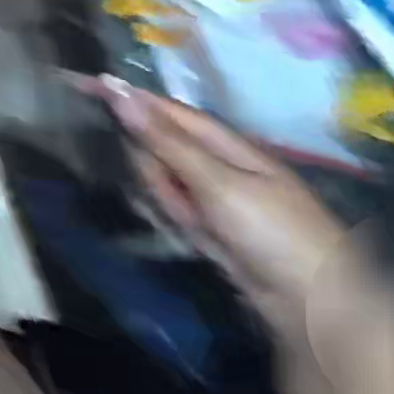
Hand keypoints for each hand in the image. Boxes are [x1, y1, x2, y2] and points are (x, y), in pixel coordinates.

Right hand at [88, 77, 347, 327]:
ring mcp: (207, 192)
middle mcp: (211, 160)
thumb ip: (161, 137)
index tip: (77, 83)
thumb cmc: (273, 231)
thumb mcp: (215, 181)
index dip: (121, 95)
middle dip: (151, 169)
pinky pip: (165, 204)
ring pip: (154, 177)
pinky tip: (194, 236)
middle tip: (175, 196)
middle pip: (150, 145)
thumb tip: (114, 88)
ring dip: (164, 199)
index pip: (158, 107)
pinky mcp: (203, 220)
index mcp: (221, 141)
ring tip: (195, 225)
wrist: (316, 310)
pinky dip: (171, 218)